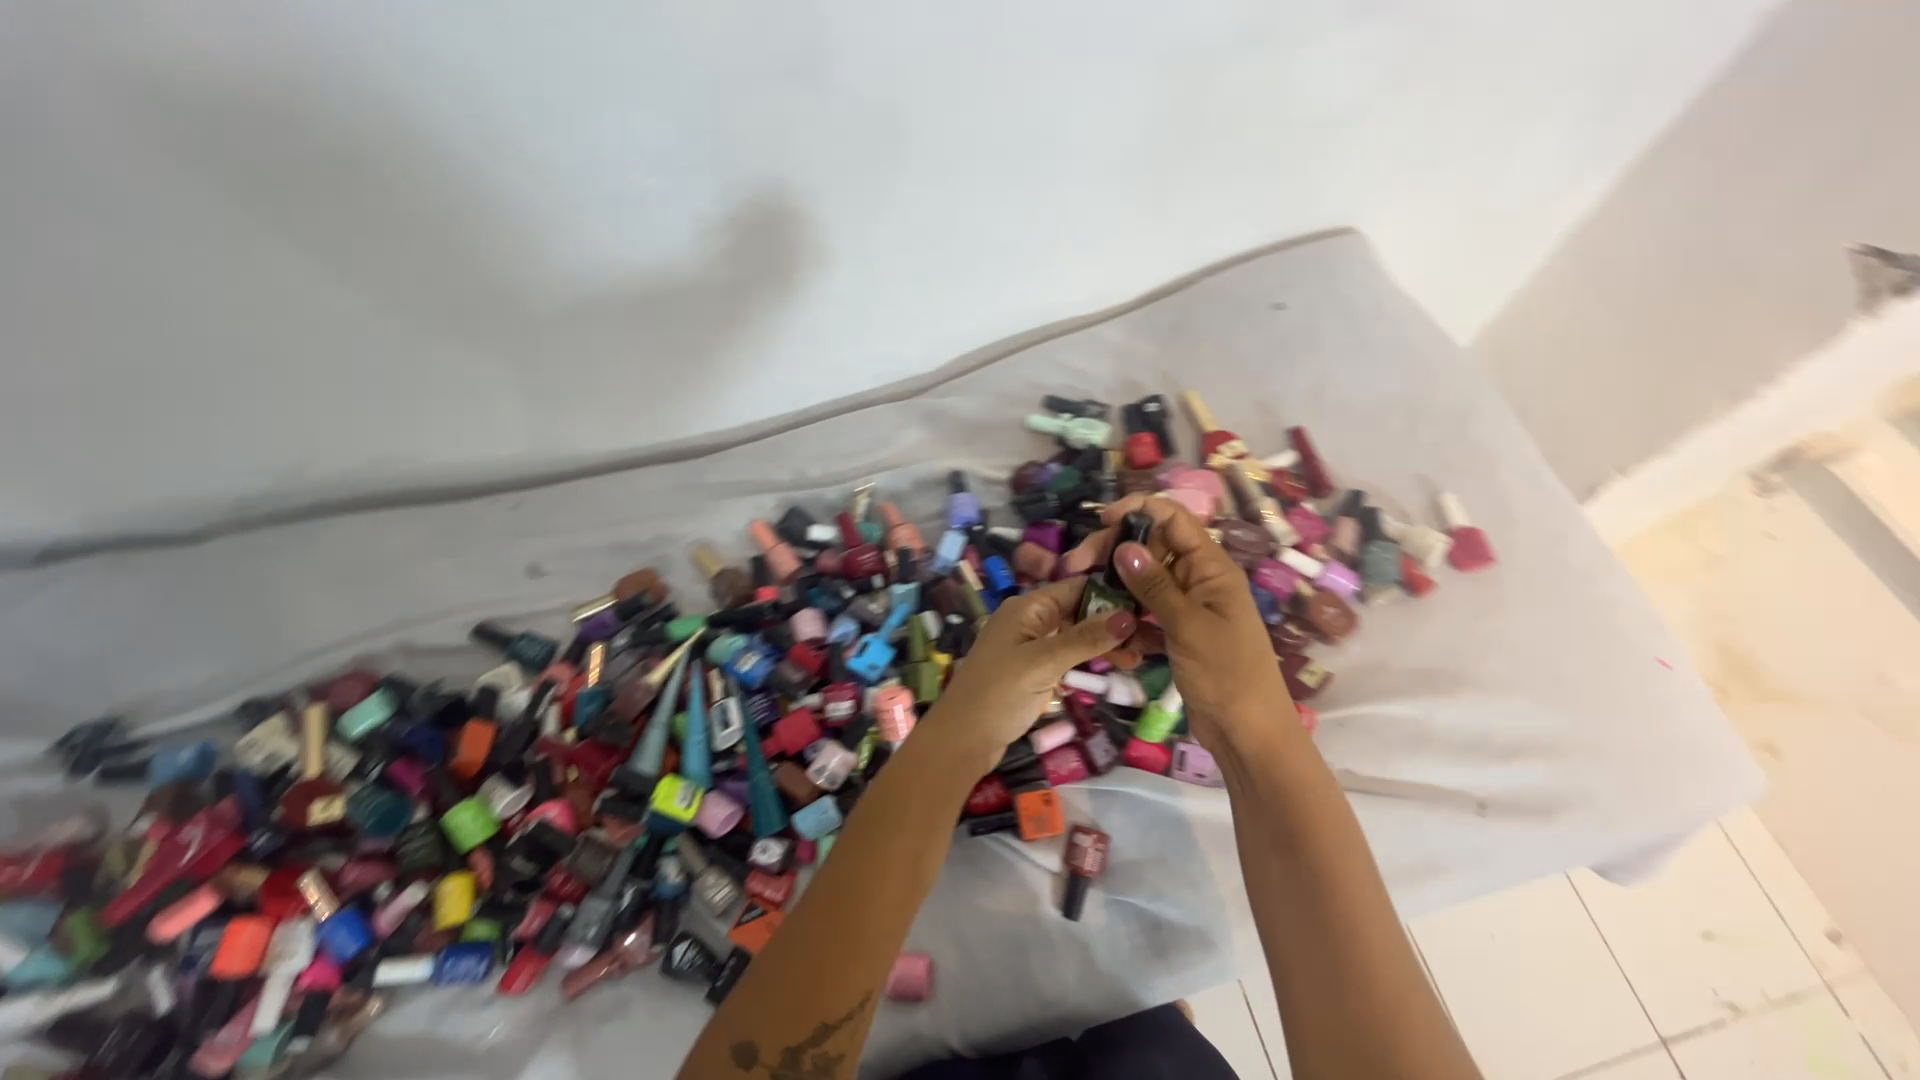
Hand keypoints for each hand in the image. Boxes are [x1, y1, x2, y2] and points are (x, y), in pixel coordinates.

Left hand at [920, 578, 1136, 773]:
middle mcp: (1028, 619)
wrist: (962, 740)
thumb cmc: (999, 694)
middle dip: (1113, 620)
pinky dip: (1089, 659)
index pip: (1077, 587)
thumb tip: (1128, 614)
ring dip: (1105, 642)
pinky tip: (1116, 666)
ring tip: (1141, 656)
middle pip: (1078, 610)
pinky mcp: (1031, 670)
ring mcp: (1029, 646)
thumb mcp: (1044, 663)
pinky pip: (1066, 655)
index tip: (1149, 604)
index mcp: (1027, 607)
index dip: (1111, 593)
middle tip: (1152, 638)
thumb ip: (1085, 638)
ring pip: (1075, 634)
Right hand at [1060, 494, 1293, 749]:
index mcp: (1211, 567)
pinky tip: (1111, 637)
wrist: (1247, 731)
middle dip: (1114, 551)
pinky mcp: (1176, 633)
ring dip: (1115, 588)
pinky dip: (1127, 620)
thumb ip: (1154, 585)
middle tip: (1075, 567)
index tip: (1100, 523)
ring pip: (1143, 582)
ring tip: (1084, 600)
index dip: (1138, 510)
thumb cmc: (1226, 673)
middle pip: (1151, 547)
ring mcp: (1187, 607)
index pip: (1174, 518)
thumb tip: (1124, 546)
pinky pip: (1144, 613)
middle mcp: (1198, 580)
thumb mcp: (1187, 625)